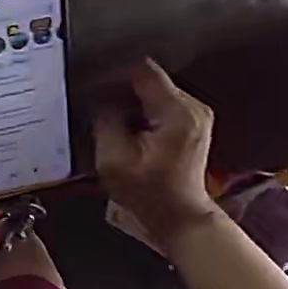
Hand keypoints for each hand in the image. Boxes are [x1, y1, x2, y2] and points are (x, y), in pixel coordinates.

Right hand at [93, 59, 219, 255]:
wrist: (178, 216)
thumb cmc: (147, 192)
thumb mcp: (114, 159)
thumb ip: (106, 122)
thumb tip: (103, 101)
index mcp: (176, 113)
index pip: (143, 71)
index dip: (113, 73)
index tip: (91, 82)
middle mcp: (192, 107)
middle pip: (150, 78)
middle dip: (119, 87)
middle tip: (94, 100)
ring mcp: (195, 114)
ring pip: (154, 89)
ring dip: (128, 98)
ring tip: (105, 112)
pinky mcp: (191, 123)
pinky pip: (160, 102)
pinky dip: (139, 108)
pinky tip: (123, 123)